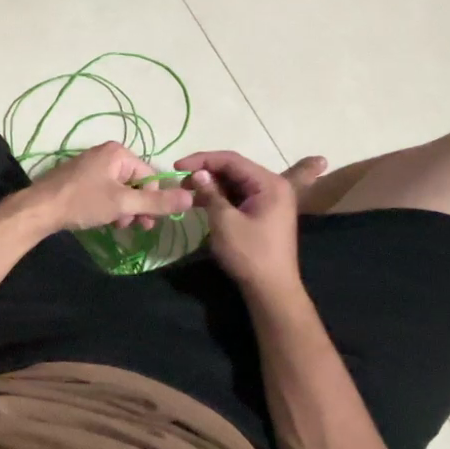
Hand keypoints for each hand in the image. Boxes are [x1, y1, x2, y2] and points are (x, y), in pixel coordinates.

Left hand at [27, 142, 193, 232]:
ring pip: (121, 189)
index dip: (153, 201)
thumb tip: (191, 198)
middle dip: (137, 206)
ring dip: (124, 209)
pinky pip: (105, 190)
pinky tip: (103, 220)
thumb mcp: (123, 203)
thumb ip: (157, 202)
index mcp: (119, 152)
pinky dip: (109, 206)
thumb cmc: (83, 202)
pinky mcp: (80, 177)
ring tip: (116, 225)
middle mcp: (106, 153)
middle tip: (133, 227)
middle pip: (136, 182)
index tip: (147, 223)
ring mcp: (91, 164)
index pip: (151, 176)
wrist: (40, 209)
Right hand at [174, 151, 326, 286]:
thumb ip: (211, 193)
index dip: (202, 160)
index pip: (232, 160)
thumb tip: (197, 173)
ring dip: (211, 185)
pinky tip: (200, 202)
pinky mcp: (262, 212)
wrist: (270, 288)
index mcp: (269, 183)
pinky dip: (219, 197)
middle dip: (206, 172)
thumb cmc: (249, 254)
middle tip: (180, 181)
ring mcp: (269, 199)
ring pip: (234, 182)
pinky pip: (238, 196)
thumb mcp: (225, 221)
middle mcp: (273, 186)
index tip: (176, 166)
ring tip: (186, 192)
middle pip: (234, 169)